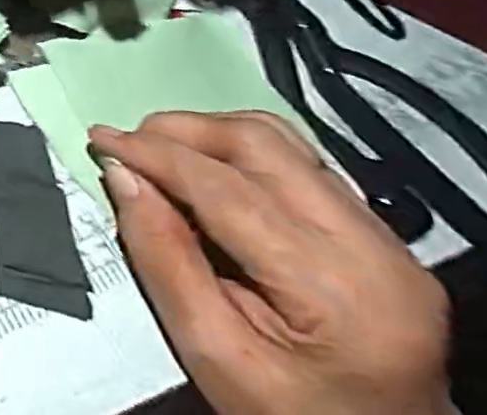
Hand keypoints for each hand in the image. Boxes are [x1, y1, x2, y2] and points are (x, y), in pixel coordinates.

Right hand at [90, 112, 452, 414]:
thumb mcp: (212, 355)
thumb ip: (164, 260)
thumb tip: (124, 176)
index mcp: (334, 290)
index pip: (227, 189)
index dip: (156, 154)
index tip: (103, 139)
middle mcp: (371, 246)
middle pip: (259, 144)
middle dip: (182, 132)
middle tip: (129, 143)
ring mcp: (382, 234)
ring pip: (281, 139)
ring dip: (211, 133)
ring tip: (163, 150)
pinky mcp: (379, 231)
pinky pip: (301, 160)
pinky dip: (243, 150)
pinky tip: (211, 168)